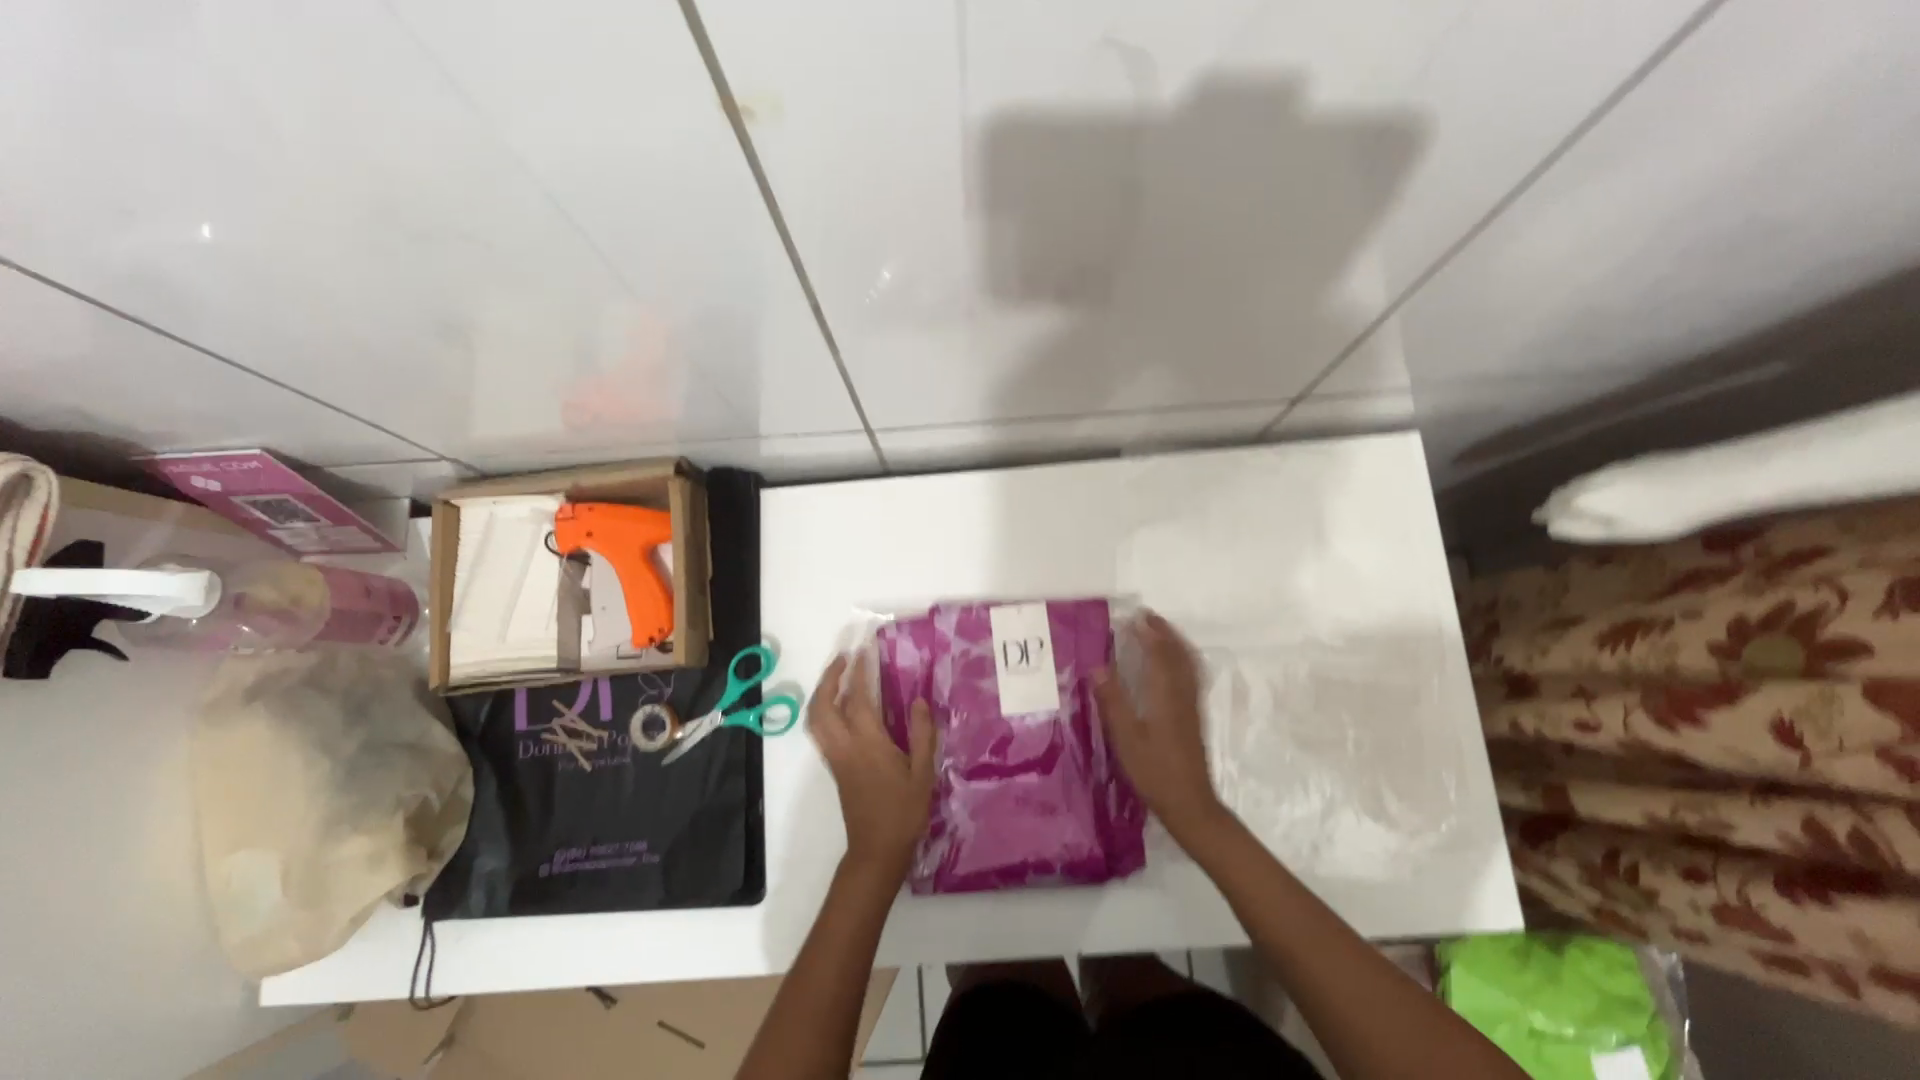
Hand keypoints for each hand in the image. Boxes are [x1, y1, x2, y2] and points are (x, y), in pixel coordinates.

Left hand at [808, 652, 936, 878]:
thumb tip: (919, 700)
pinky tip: (841, 706)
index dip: (859, 672)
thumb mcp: (923, 772)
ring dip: (823, 693)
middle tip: (845, 659)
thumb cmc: (904, 812)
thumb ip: (921, 734)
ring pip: (816, 718)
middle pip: (823, 705)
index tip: (864, 650)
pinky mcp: (834, 767)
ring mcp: (835, 758)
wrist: (877, 849)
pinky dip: (824, 710)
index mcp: (868, 744)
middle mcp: (845, 746)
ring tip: (839, 677)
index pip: (858, 699)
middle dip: (830, 677)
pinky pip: (820, 730)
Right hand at [1094, 611, 1227, 837]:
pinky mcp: (1195, 718)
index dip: (1149, 633)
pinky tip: (1175, 666)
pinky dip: (1184, 660)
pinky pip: (1193, 676)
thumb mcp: (1125, 738)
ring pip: (1189, 665)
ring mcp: (1192, 706)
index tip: (1134, 617)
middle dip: (1164, 633)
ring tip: (1161, 633)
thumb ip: (1112, 701)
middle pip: (1178, 655)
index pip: (1159, 654)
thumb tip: (1098, 667)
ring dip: (1176, 644)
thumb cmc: (1154, 771)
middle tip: (1147, 618)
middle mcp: (1183, 695)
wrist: (1189, 802)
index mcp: (1165, 696)